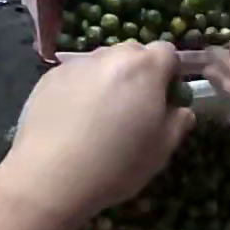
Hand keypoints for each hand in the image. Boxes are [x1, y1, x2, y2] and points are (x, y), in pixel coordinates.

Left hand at [0, 41, 194, 227]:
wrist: (51, 177)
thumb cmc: (116, 164)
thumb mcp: (160, 150)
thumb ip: (177, 122)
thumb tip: (181, 110)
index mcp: (144, 68)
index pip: (167, 52)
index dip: (169, 73)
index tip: (164, 99)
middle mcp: (109, 56)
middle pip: (133, 53)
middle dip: (138, 73)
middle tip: (132, 108)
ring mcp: (75, 65)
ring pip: (101, 63)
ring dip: (108, 79)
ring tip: (99, 115)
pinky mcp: (48, 78)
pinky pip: (74, 76)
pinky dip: (79, 89)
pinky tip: (72, 120)